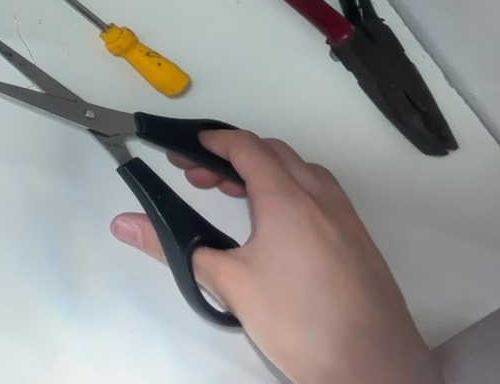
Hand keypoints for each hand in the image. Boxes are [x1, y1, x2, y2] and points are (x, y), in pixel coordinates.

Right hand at [110, 131, 438, 383]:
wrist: (377, 378)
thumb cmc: (299, 325)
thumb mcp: (225, 282)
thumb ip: (170, 245)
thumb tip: (122, 225)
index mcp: (288, 203)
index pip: (248, 148)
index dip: (213, 140)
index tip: (186, 147)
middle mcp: (323, 204)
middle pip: (277, 153)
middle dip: (234, 154)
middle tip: (200, 177)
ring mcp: (350, 225)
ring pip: (306, 172)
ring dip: (268, 169)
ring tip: (238, 196)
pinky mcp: (365, 248)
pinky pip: (326, 196)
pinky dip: (294, 190)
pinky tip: (277, 223)